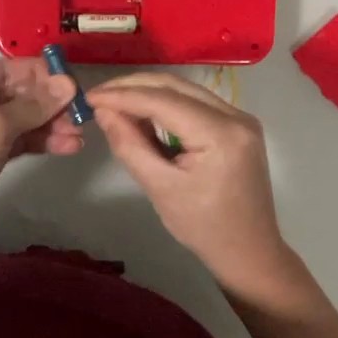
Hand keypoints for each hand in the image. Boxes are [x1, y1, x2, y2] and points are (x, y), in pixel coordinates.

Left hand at [0, 58, 83, 247]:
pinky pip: (20, 141)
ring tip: (80, 134)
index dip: (39, 73)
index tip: (72, 83)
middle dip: (48, 103)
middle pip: (16, 93)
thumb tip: (68, 83)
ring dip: (51, 124)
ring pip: (21, 119)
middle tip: (81, 113)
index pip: (5, 69)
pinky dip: (42, 142)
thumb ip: (33, 105)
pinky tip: (69, 146)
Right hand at [89, 73, 284, 285]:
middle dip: (133, 87)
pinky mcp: (238, 126)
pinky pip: (195, 104)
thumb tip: (104, 111)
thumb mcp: (159, 188)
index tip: (90, 98)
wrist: (248, 250)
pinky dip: (166, 105)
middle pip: (175, 86)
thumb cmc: (203, 227)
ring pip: (185, 91)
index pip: (163, 100)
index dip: (122, 95)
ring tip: (114, 105)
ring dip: (148, 94)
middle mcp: (236, 116)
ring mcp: (240, 119)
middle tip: (97, 96)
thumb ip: (129, 145)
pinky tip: (142, 115)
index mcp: (220, 134)